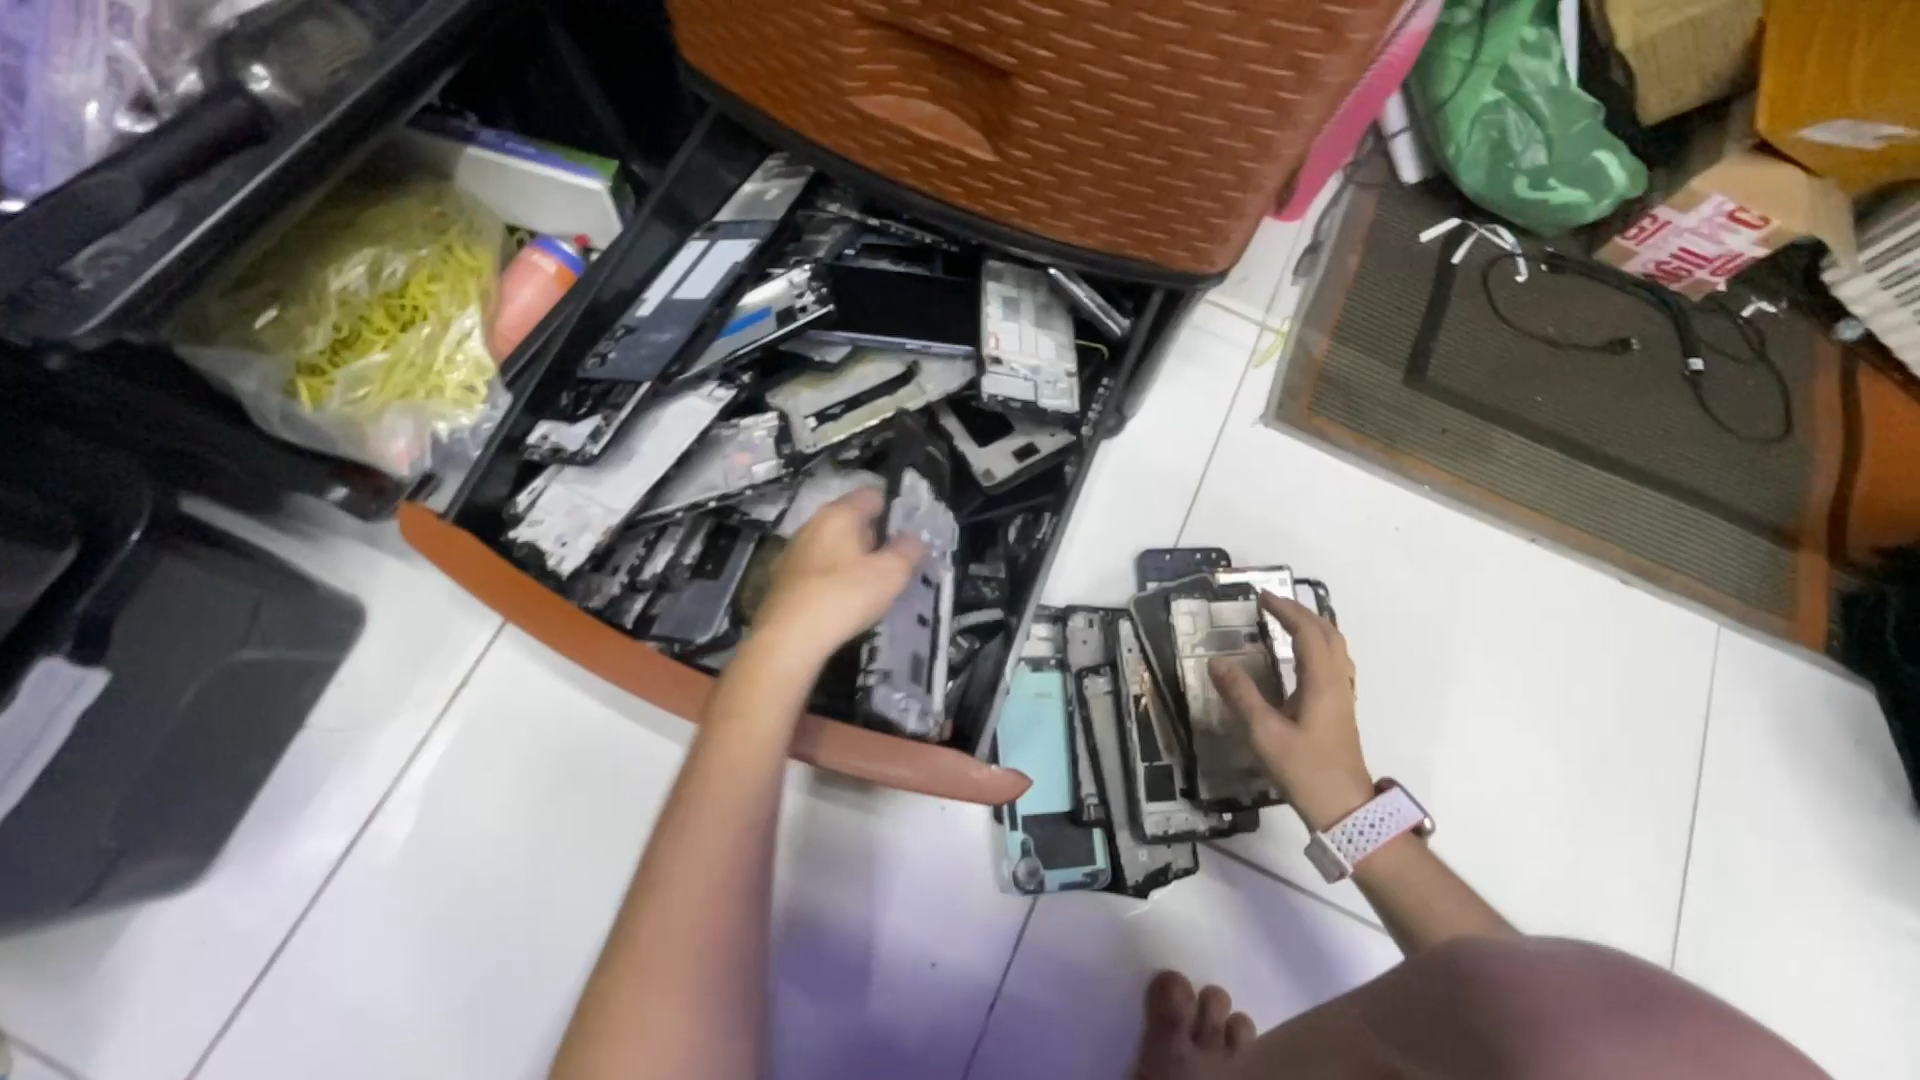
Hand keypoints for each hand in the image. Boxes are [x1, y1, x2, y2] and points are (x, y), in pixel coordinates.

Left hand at [749, 488, 923, 671]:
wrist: (789, 638)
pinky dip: (831, 577)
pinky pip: (816, 568)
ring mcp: (793, 551)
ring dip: (851, 559)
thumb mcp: (891, 574)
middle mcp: (812, 524)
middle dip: (872, 537)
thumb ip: (907, 551)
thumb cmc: (845, 596)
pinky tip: (840, 601)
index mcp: (839, 514)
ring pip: (831, 545)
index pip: (871, 495)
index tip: (907, 536)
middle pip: (850, 520)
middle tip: (893, 564)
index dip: (893, 510)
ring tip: (869, 586)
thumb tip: (912, 540)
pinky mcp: (781, 579)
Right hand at [1209, 592, 1374, 832]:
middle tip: (1272, 604)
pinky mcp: (1340, 711)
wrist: (1345, 810)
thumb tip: (1217, 662)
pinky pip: (1333, 664)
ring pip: (1335, 649)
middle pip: (1328, 634)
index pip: (1307, 633)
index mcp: (1322, 683)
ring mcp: (1343, 697)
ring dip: (1313, 628)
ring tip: (1287, 622)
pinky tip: (1300, 659)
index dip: (1285, 611)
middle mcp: (1338, 682)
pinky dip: (1317, 647)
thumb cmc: (1305, 771)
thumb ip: (1241, 695)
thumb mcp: (1265, 734)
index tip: (1262, 597)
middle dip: (1301, 613)